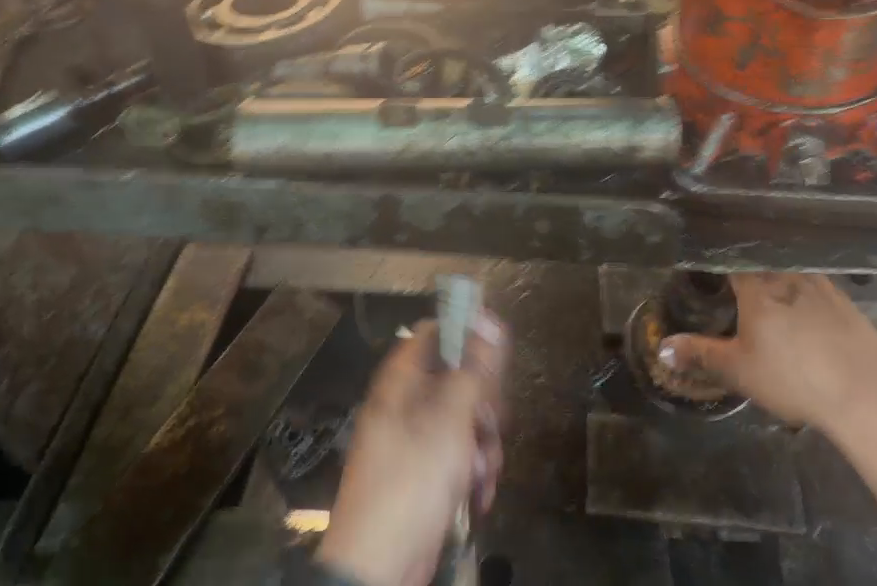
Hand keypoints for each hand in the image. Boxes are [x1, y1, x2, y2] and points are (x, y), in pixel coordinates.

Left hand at [318, 314, 507, 585]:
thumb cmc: (411, 483)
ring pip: (464, 420)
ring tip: (483, 472)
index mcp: (401, 382)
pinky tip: (479, 494)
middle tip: (490, 425)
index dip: (467, 335)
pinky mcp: (425, 474)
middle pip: (457, 379)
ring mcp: (415, 441)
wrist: (380, 567)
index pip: (435, 333)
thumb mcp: (450, 421)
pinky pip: (458, 455)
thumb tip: (487, 316)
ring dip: (483, 445)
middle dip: (483, 405)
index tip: (497, 356)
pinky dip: (473, 472)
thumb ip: (473, 368)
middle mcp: (406, 405)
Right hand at [660, 273, 876, 430]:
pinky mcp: (846, 302)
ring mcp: (822, 286)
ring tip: (767, 293)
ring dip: (777, 278)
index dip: (718, 261)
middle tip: (734, 283)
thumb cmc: (793, 379)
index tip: (707, 266)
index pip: (732, 260)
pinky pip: (816, 286)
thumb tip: (662, 349)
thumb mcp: (739, 371)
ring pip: (790, 272)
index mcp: (758, 287)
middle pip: (762, 263)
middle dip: (747, 270)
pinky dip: (803, 293)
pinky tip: (803, 311)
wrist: (863, 395)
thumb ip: (700, 354)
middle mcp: (788, 277)